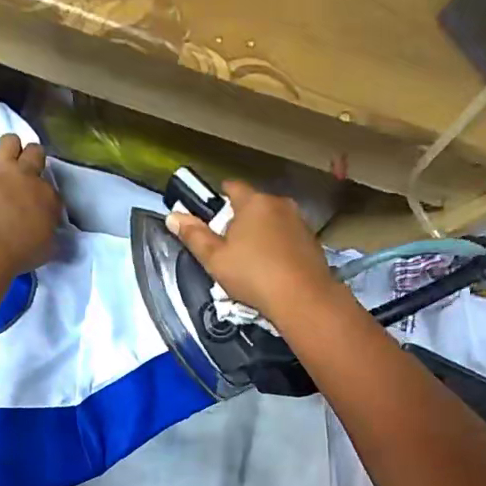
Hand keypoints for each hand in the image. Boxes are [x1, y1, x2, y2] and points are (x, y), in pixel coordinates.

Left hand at [0, 134, 60, 275]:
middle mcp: (28, 177)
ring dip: (8, 147)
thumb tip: (52, 234)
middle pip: (36, 152)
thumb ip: (52, 237)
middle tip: (26, 172)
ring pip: (9, 141)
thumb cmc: (21, 253)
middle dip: (33, 158)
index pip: (53, 191)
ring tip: (4, 158)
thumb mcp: (48, 249)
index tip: (41, 208)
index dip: (47, 197)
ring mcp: (1, 171)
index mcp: (49, 197)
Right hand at [165, 181, 335, 321]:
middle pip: (253, 204)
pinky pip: (287, 236)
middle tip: (226, 245)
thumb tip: (173, 216)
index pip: (232, 187)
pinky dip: (277, 246)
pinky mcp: (312, 240)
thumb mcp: (214, 259)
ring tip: (250, 260)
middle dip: (239, 219)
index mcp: (253, 202)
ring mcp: (299, 221)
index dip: (218, 198)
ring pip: (272, 220)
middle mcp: (279, 203)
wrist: (302, 298)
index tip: (209, 215)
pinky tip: (272, 268)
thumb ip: (194, 236)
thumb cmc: (252, 275)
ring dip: (260, 233)